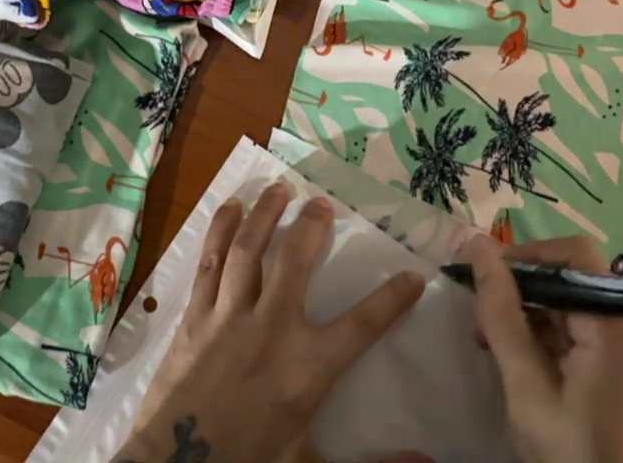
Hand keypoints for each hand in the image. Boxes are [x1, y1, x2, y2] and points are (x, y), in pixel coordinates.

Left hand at [116, 181, 425, 462]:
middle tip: (321, 202)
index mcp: (306, 368)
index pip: (361, 326)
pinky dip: (220, 230)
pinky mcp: (195, 317)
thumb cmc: (249, 461)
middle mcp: (269, 330)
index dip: (391, 300)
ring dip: (265, 214)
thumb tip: (426, 459)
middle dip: (311, 227)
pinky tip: (231, 207)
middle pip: (294, 262)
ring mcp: (228, 318)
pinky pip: (209, 262)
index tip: (412, 276)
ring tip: (279, 187)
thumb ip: (371, 460)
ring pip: (248, 250)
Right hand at [466, 235, 622, 462]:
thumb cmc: (571, 456)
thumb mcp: (525, 386)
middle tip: (478, 313)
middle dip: (521, 288)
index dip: (526, 255)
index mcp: (617, 326)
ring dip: (529, 313)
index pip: (573, 255)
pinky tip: (515, 358)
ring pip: (573, 305)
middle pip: (573, 279)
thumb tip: (476, 244)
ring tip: (488, 339)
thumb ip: (501, 313)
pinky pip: (583, 333)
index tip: (483, 276)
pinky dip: (547, 336)